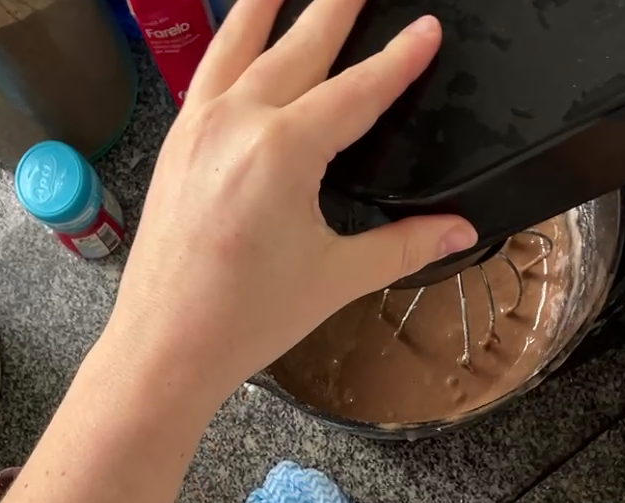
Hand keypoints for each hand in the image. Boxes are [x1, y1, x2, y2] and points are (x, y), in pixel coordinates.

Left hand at [103, 0, 475, 403]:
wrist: (166, 346)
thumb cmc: (245, 319)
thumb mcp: (334, 279)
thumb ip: (401, 246)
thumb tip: (458, 231)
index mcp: (283, 151)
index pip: (356, 91)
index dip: (397, 61)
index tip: (425, 30)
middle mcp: (236, 122)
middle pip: (299, 44)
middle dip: (337, 5)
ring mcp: (198, 127)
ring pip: (241, 40)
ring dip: (272, 2)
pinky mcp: (175, 144)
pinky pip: (207, 71)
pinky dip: (230, 41)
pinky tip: (238, 37)